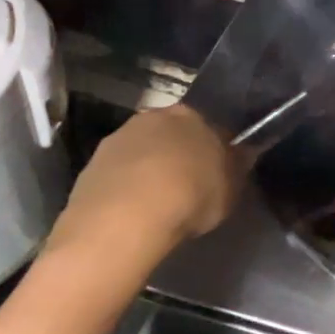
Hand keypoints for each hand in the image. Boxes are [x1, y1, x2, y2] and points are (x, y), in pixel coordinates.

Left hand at [50, 105, 242, 265]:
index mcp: (191, 115)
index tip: (218, 171)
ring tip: (157, 203)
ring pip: (142, 152)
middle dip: (179, 154)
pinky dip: (126, 187)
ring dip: (149, 169)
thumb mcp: (231, 189)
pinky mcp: (91, 165)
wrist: (126, 218)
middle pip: (172, 134)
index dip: (216, 149)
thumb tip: (243, 154)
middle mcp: (153, 117)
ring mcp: (118, 139)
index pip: (210, 126)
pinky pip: (118, 174)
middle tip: (188, 186)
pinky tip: (133, 211)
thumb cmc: (191, 196)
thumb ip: (237, 168)